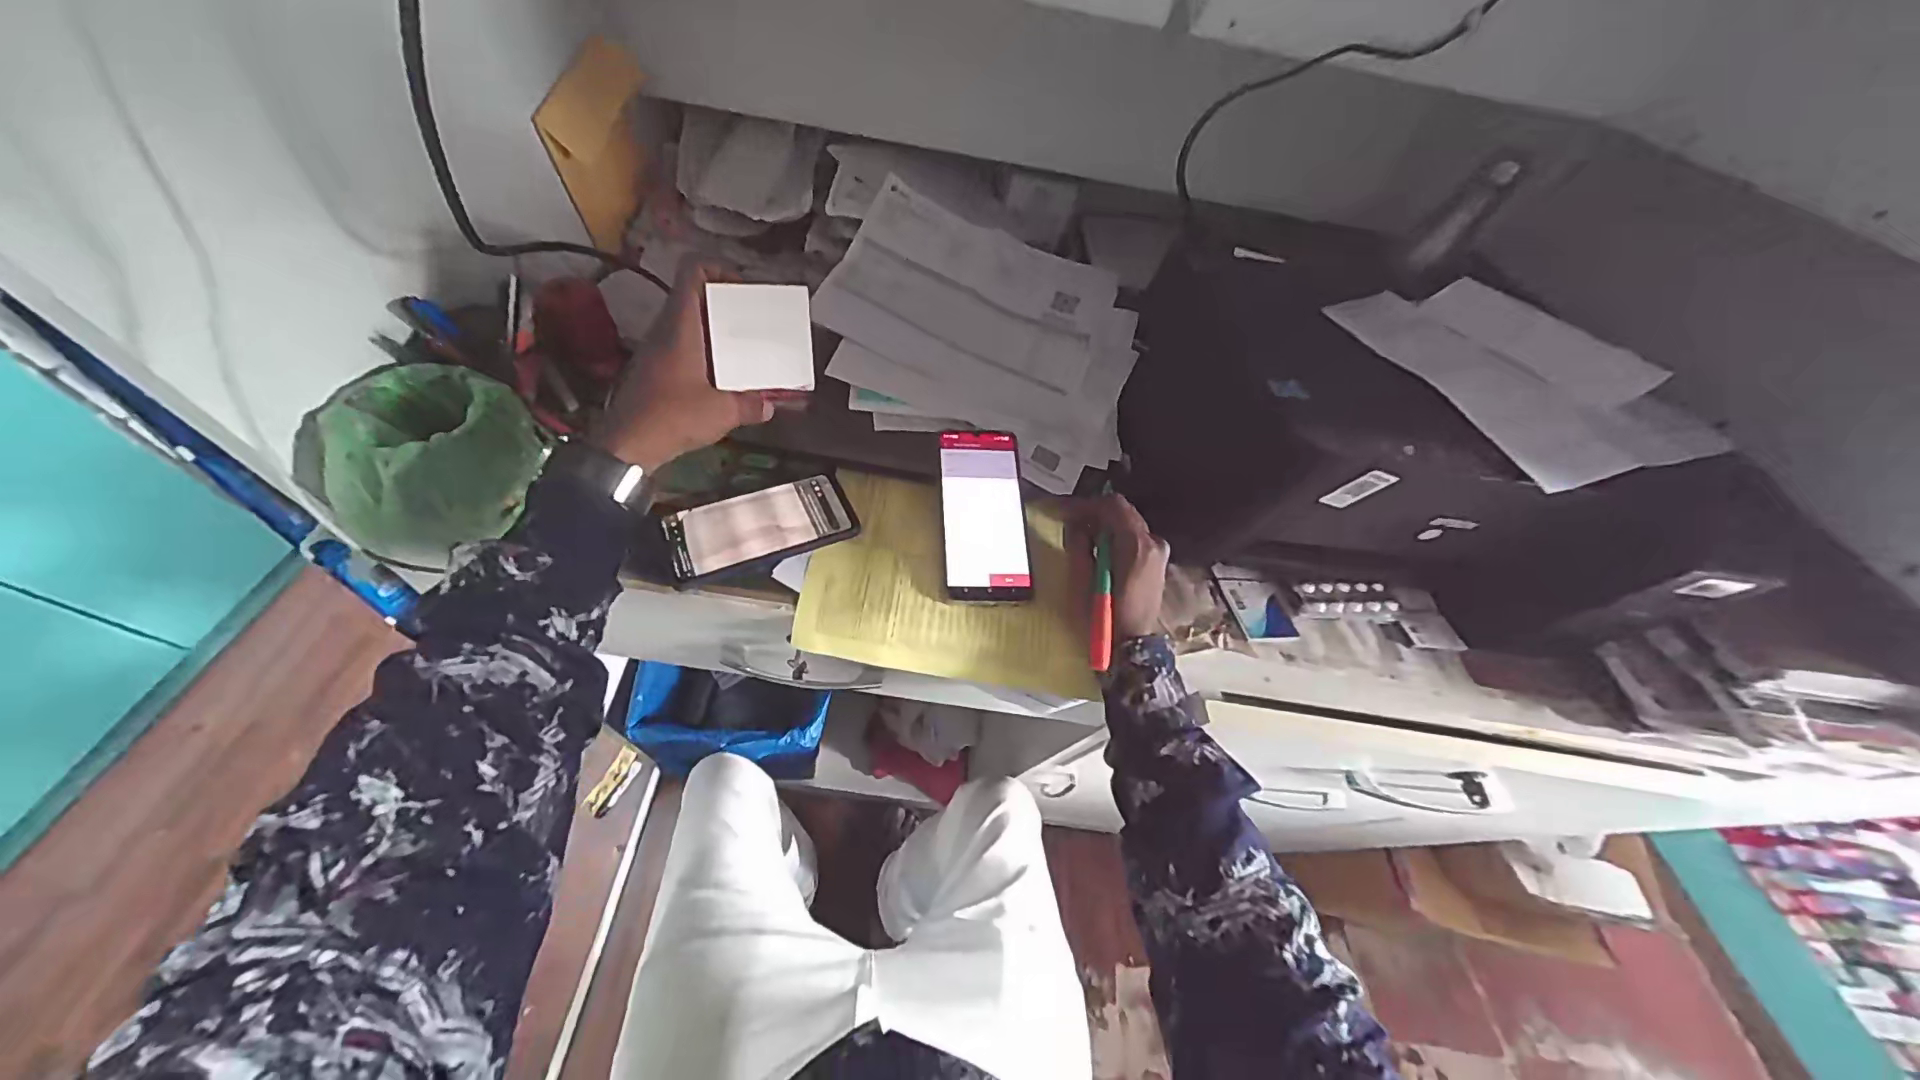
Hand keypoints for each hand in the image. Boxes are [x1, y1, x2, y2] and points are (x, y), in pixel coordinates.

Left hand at [587, 262, 775, 469]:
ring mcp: (658, 349)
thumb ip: (750, 405)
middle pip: (696, 298)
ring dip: (717, 332)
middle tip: (754, 323)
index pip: (693, 272)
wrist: (628, 444)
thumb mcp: (722, 412)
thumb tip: (768, 406)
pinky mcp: (655, 370)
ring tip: (745, 351)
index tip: (744, 291)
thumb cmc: (674, 417)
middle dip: (727, 306)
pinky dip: (706, 353)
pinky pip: (685, 348)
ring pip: (690, 325)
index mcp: (682, 326)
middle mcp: (667, 330)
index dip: (719, 269)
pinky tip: (724, 377)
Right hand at [1069, 494, 1170, 640]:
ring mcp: (1159, 552)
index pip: (1113, 506)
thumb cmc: (1106, 616)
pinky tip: (1100, 548)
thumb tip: (1076, 524)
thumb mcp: (1084, 580)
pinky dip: (1116, 536)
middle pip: (1123, 511)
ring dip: (1106, 524)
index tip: (1065, 511)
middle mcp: (1153, 542)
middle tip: (1070, 520)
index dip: (1086, 504)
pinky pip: (1135, 538)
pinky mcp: (1157, 562)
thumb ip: (1080, 546)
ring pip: (1129, 523)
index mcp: (1137, 545)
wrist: (1135, 646)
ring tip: (1082, 535)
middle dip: (1095, 513)